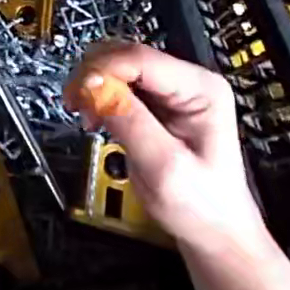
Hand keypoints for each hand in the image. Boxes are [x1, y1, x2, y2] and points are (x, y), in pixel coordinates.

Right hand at [65, 42, 267, 254]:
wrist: (213, 233)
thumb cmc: (200, 207)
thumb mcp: (163, 167)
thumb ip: (128, 121)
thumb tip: (92, 84)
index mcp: (201, 89)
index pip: (140, 58)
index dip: (102, 70)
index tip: (78, 94)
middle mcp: (187, 81)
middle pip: (126, 55)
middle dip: (94, 75)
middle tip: (75, 105)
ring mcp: (172, 91)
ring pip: (118, 66)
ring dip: (94, 86)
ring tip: (87, 116)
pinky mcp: (157, 103)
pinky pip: (118, 85)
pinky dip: (100, 97)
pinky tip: (96, 118)